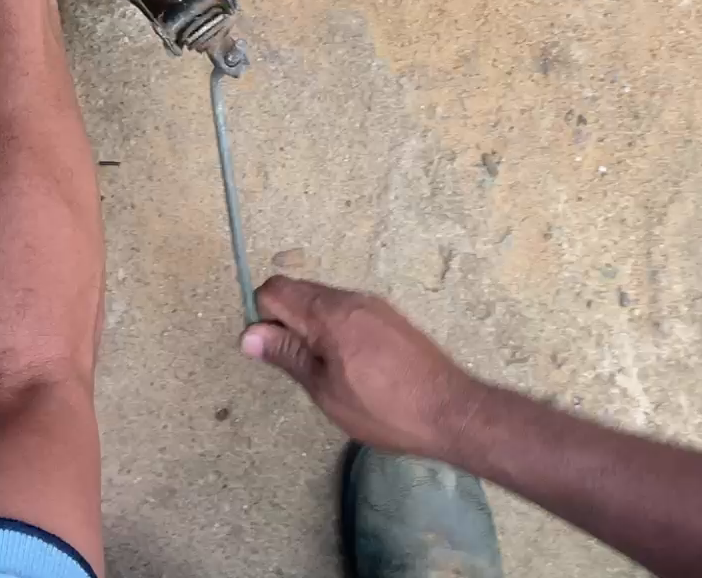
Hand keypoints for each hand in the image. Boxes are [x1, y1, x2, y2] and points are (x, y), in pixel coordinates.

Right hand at [241, 276, 481, 457]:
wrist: (452, 411)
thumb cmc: (383, 408)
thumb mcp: (325, 389)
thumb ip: (286, 355)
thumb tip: (248, 334)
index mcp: (327, 312)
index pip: (273, 289)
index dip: (263, 317)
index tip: (273, 352)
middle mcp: (347, 297)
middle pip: (296, 291)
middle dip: (284, 320)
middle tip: (299, 365)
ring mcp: (370, 303)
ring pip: (320, 300)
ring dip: (309, 325)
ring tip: (327, 369)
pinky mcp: (386, 315)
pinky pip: (344, 309)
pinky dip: (333, 327)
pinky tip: (351, 364)